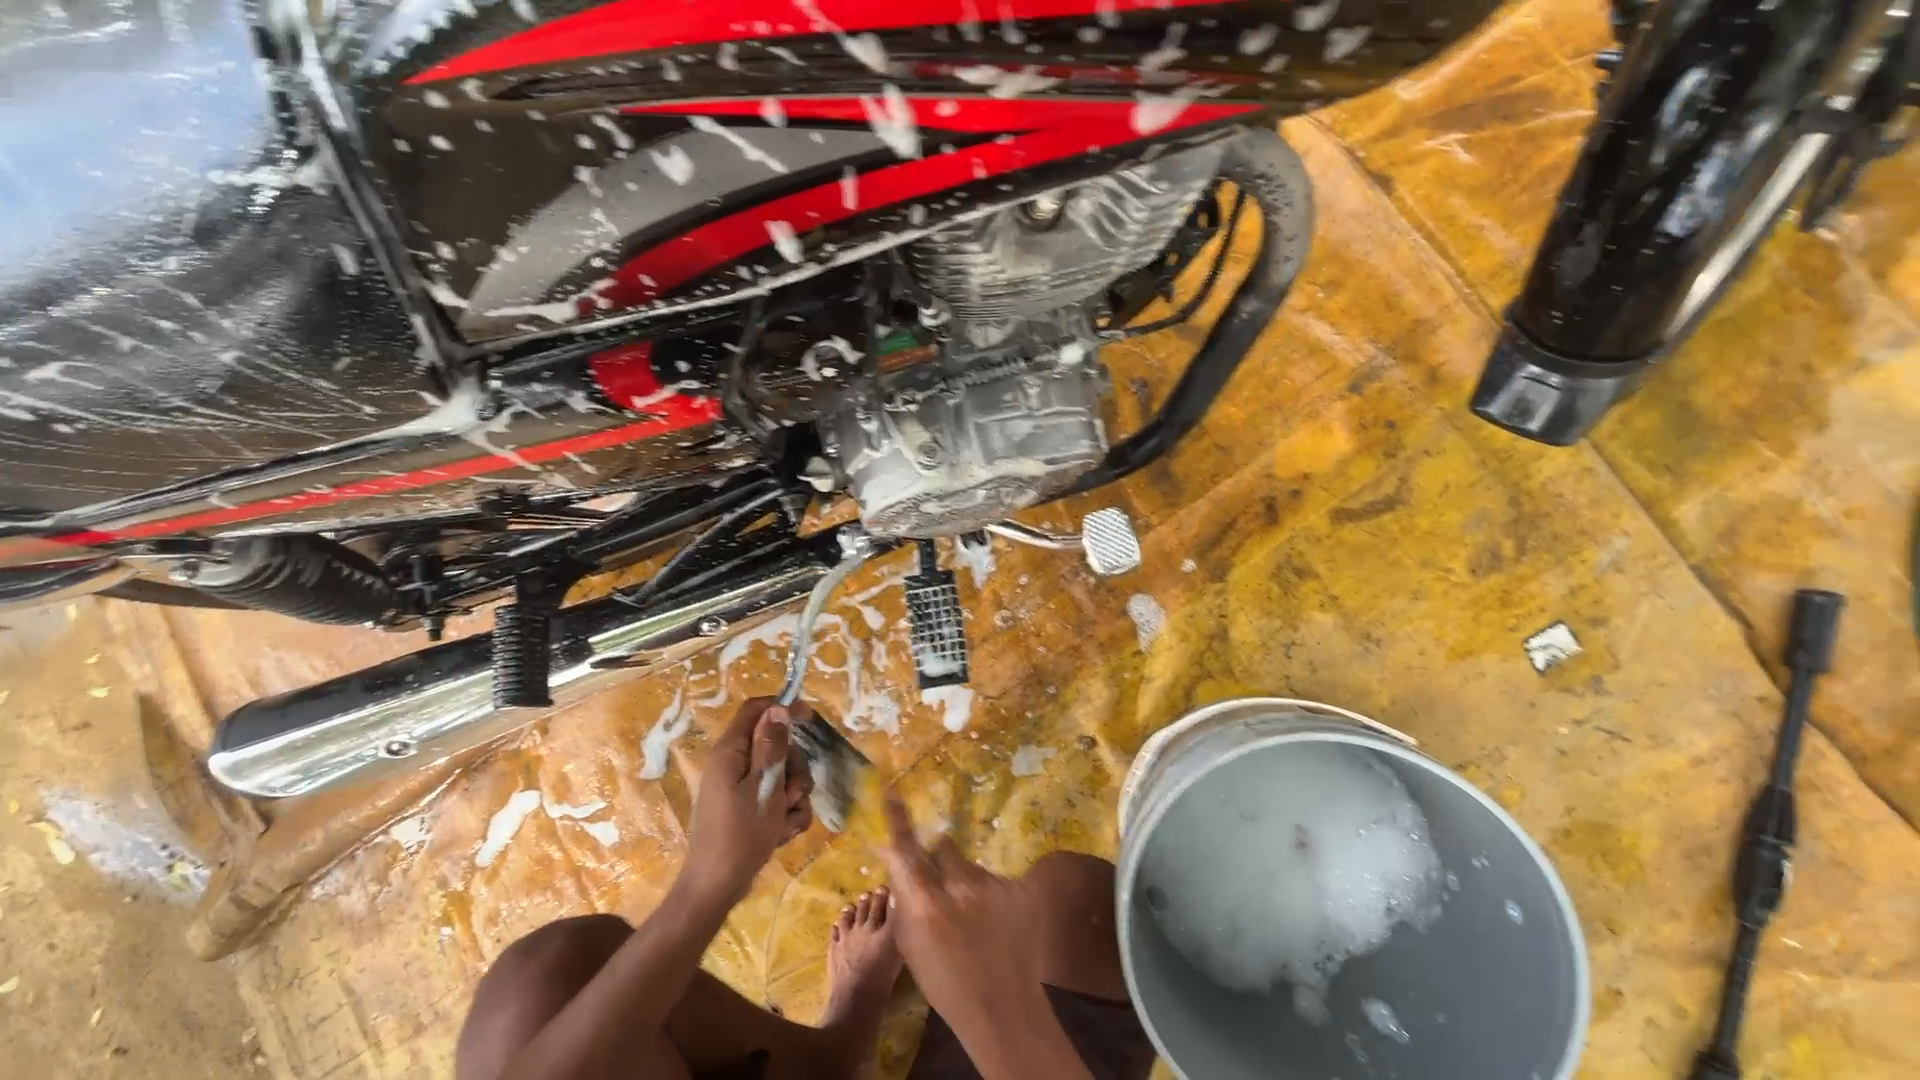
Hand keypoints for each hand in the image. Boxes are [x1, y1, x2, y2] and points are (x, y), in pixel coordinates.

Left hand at [684, 698, 814, 900]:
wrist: (718, 885)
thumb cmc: (740, 833)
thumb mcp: (764, 785)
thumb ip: (772, 746)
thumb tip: (778, 709)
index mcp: (730, 752)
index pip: (756, 710)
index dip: (782, 708)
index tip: (809, 718)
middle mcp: (733, 765)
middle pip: (775, 745)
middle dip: (794, 767)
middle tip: (794, 791)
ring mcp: (740, 788)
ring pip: (781, 775)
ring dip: (794, 795)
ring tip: (787, 818)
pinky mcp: (747, 809)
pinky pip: (777, 800)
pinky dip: (786, 815)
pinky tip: (783, 833)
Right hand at [878, 796, 1049, 1033]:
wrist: (1003, 1011)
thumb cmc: (948, 985)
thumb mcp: (911, 948)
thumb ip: (905, 906)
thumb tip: (901, 875)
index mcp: (923, 903)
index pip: (905, 850)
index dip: (897, 820)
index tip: (893, 793)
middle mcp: (956, 886)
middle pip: (945, 849)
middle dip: (944, 858)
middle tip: (953, 887)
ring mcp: (991, 888)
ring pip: (974, 868)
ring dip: (973, 884)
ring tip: (983, 919)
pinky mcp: (1022, 891)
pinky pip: (1005, 880)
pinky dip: (1002, 897)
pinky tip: (1006, 923)